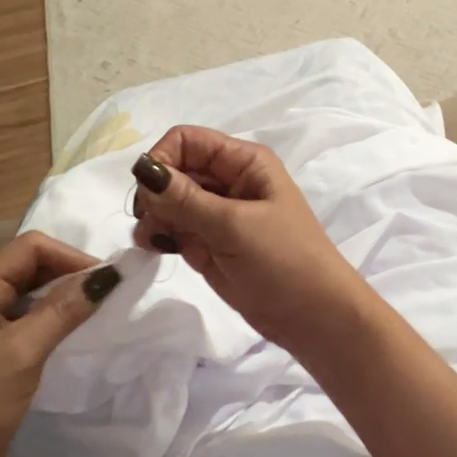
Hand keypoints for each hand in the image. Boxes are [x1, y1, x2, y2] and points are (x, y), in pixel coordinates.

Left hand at [0, 231, 118, 456]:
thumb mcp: (22, 354)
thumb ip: (64, 309)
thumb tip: (109, 273)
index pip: (29, 248)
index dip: (72, 257)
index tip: (109, 282)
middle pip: (28, 265)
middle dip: (69, 274)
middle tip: (109, 295)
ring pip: (27, 292)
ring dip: (61, 296)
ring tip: (97, 311)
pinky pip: (22, 317)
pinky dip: (49, 317)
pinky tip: (71, 331)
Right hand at [128, 125, 374, 350]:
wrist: (312, 316)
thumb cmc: (283, 260)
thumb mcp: (233, 225)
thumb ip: (185, 199)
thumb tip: (144, 170)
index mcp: (245, 162)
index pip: (188, 141)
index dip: (163, 158)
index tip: (148, 191)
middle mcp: (231, 181)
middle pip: (176, 170)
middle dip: (156, 192)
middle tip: (151, 221)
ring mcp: (220, 215)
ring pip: (172, 201)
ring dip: (155, 216)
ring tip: (154, 240)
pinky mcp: (211, 244)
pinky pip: (177, 229)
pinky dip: (164, 235)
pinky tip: (160, 249)